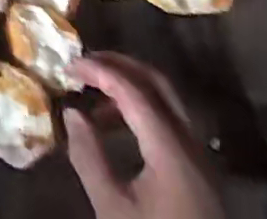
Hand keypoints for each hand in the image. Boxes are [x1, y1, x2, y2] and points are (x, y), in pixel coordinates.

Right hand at [65, 54, 223, 218]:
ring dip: (129, 84)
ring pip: (166, 99)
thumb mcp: (111, 208)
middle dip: (118, 65)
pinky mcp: (198, 170)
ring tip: (93, 91)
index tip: (67, 65)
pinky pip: (169, 119)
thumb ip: (88, 155)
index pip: (134, 91)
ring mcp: (199, 157)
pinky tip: (115, 122)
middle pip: (157, 83)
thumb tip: (72, 111)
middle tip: (83, 62)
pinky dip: (141, 106)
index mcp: (171, 151)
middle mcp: (191, 144)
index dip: (99, 71)